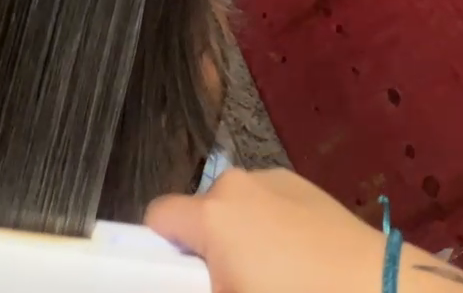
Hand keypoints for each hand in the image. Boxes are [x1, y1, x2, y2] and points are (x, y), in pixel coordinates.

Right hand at [146, 169, 462, 292]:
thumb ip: (207, 282)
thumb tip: (209, 275)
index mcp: (214, 216)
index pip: (157, 217)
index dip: (156, 254)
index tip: (174, 283)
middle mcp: (238, 185)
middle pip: (197, 213)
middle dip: (203, 252)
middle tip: (230, 291)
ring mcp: (276, 181)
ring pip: (235, 210)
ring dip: (238, 241)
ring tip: (272, 283)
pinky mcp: (306, 187)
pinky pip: (267, 207)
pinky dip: (268, 232)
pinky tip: (299, 269)